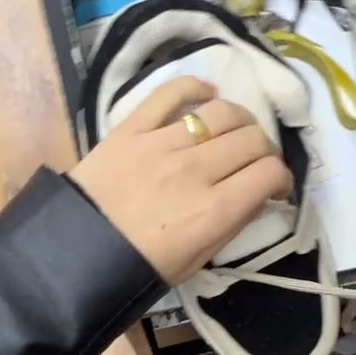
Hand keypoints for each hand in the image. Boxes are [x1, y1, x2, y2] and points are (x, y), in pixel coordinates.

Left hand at [69, 77, 292, 284]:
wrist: (73, 255)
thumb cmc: (137, 267)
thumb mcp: (195, 260)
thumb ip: (232, 225)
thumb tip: (260, 196)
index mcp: (213, 211)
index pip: (269, 173)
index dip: (282, 178)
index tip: (275, 186)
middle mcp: (194, 171)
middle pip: (252, 139)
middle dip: (265, 150)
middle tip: (256, 162)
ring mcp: (161, 144)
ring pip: (221, 113)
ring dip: (240, 120)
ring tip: (235, 132)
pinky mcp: (131, 128)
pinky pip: (170, 93)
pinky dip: (195, 87)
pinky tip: (207, 95)